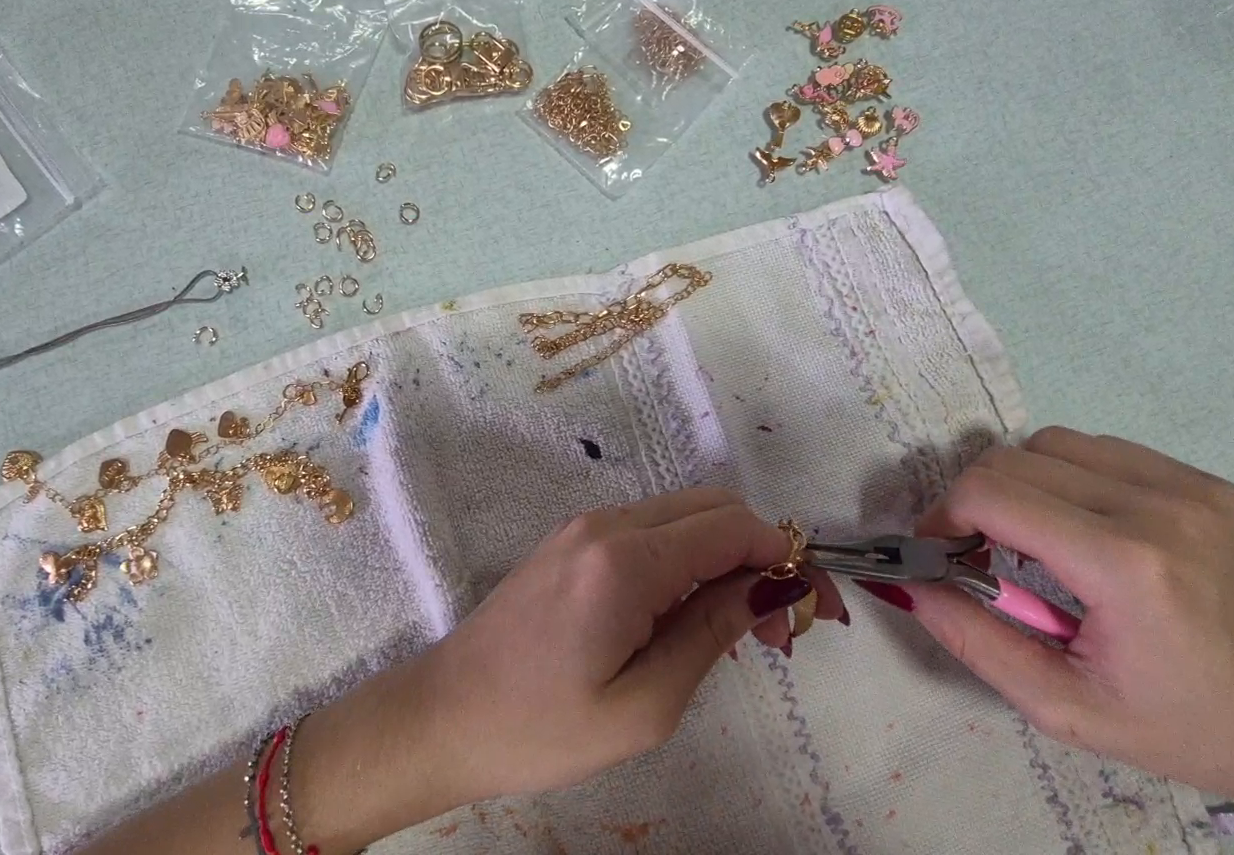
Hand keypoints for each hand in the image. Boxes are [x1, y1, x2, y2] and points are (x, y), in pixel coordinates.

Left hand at [89, 488, 843, 854]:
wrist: (428, 719)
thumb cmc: (534, 728)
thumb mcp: (644, 698)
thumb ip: (709, 631)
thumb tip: (760, 585)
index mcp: (621, 554)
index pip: (730, 519)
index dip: (778, 550)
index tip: (805, 596)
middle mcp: (598, 519)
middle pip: (704, 504)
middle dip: (752, 545)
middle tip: (773, 617)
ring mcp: (578, 526)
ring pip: (674, 512)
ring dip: (714, 551)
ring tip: (729, 624)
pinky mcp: (563, 542)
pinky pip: (644, 529)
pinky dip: (679, 555)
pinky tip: (681, 610)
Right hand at [891, 427, 1233, 853]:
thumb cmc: (1191, 729)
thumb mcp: (1066, 709)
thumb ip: (972, 640)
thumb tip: (905, 582)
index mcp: (1125, 568)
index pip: (990, 493)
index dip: (943, 516)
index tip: (939, 551)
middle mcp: (1159, 508)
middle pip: (1010, 460)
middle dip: (971, 499)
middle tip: (977, 549)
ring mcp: (1192, 487)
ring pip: (1052, 442)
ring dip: (1018, 481)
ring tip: (1032, 536)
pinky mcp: (1211, 483)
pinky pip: (1102, 450)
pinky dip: (1066, 475)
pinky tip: (1083, 525)